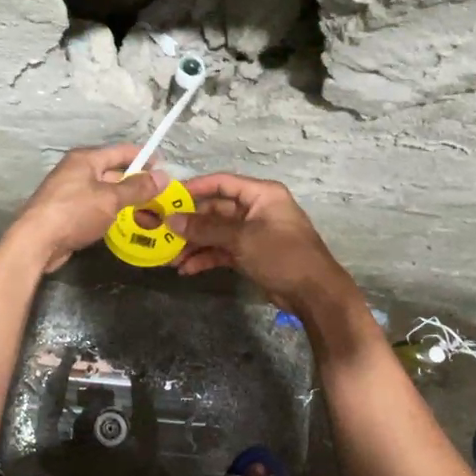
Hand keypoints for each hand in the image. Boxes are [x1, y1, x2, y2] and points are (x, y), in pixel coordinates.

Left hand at [10, 144, 167, 272]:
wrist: (36, 241)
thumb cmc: (74, 212)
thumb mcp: (110, 199)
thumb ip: (137, 188)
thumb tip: (163, 176)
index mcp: (85, 159)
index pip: (121, 151)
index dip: (143, 157)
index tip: (164, 167)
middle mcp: (75, 171)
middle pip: (112, 171)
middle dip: (135, 182)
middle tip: (159, 195)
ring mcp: (68, 192)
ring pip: (103, 192)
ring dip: (123, 200)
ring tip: (147, 211)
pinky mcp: (65, 213)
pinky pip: (93, 207)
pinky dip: (108, 213)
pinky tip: (122, 224)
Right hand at [165, 173, 353, 313]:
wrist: (313, 293)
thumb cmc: (282, 255)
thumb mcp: (241, 238)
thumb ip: (205, 228)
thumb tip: (170, 220)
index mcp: (261, 195)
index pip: (222, 183)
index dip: (195, 188)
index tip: (168, 198)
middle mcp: (256, 210)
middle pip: (215, 210)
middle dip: (190, 224)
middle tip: (163, 233)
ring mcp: (253, 233)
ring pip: (216, 233)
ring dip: (194, 244)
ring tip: (171, 258)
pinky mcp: (250, 254)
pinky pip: (222, 250)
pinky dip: (205, 258)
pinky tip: (187, 269)